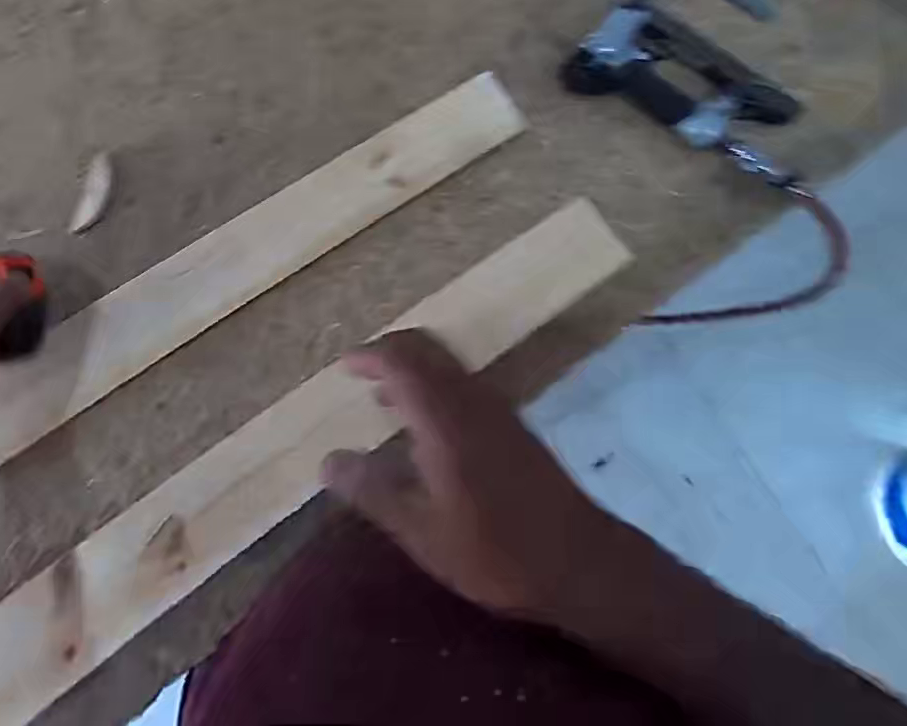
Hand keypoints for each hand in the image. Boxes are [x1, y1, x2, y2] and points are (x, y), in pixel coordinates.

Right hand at [320, 329, 618, 620]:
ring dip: (413, 368)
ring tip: (383, 398)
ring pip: (446, 362)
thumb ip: (372, 491)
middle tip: (361, 372)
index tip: (344, 365)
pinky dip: (434, 383)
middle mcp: (471, 397)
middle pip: (426, 347)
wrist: (579, 558)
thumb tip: (327, 460)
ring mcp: (495, 405)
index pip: (402, 360)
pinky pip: (462, 380)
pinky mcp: (510, 420)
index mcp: (445, 416)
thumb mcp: (422, 531)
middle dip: (390, 351)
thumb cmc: (495, 550)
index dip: (369, 355)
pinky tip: (425, 426)